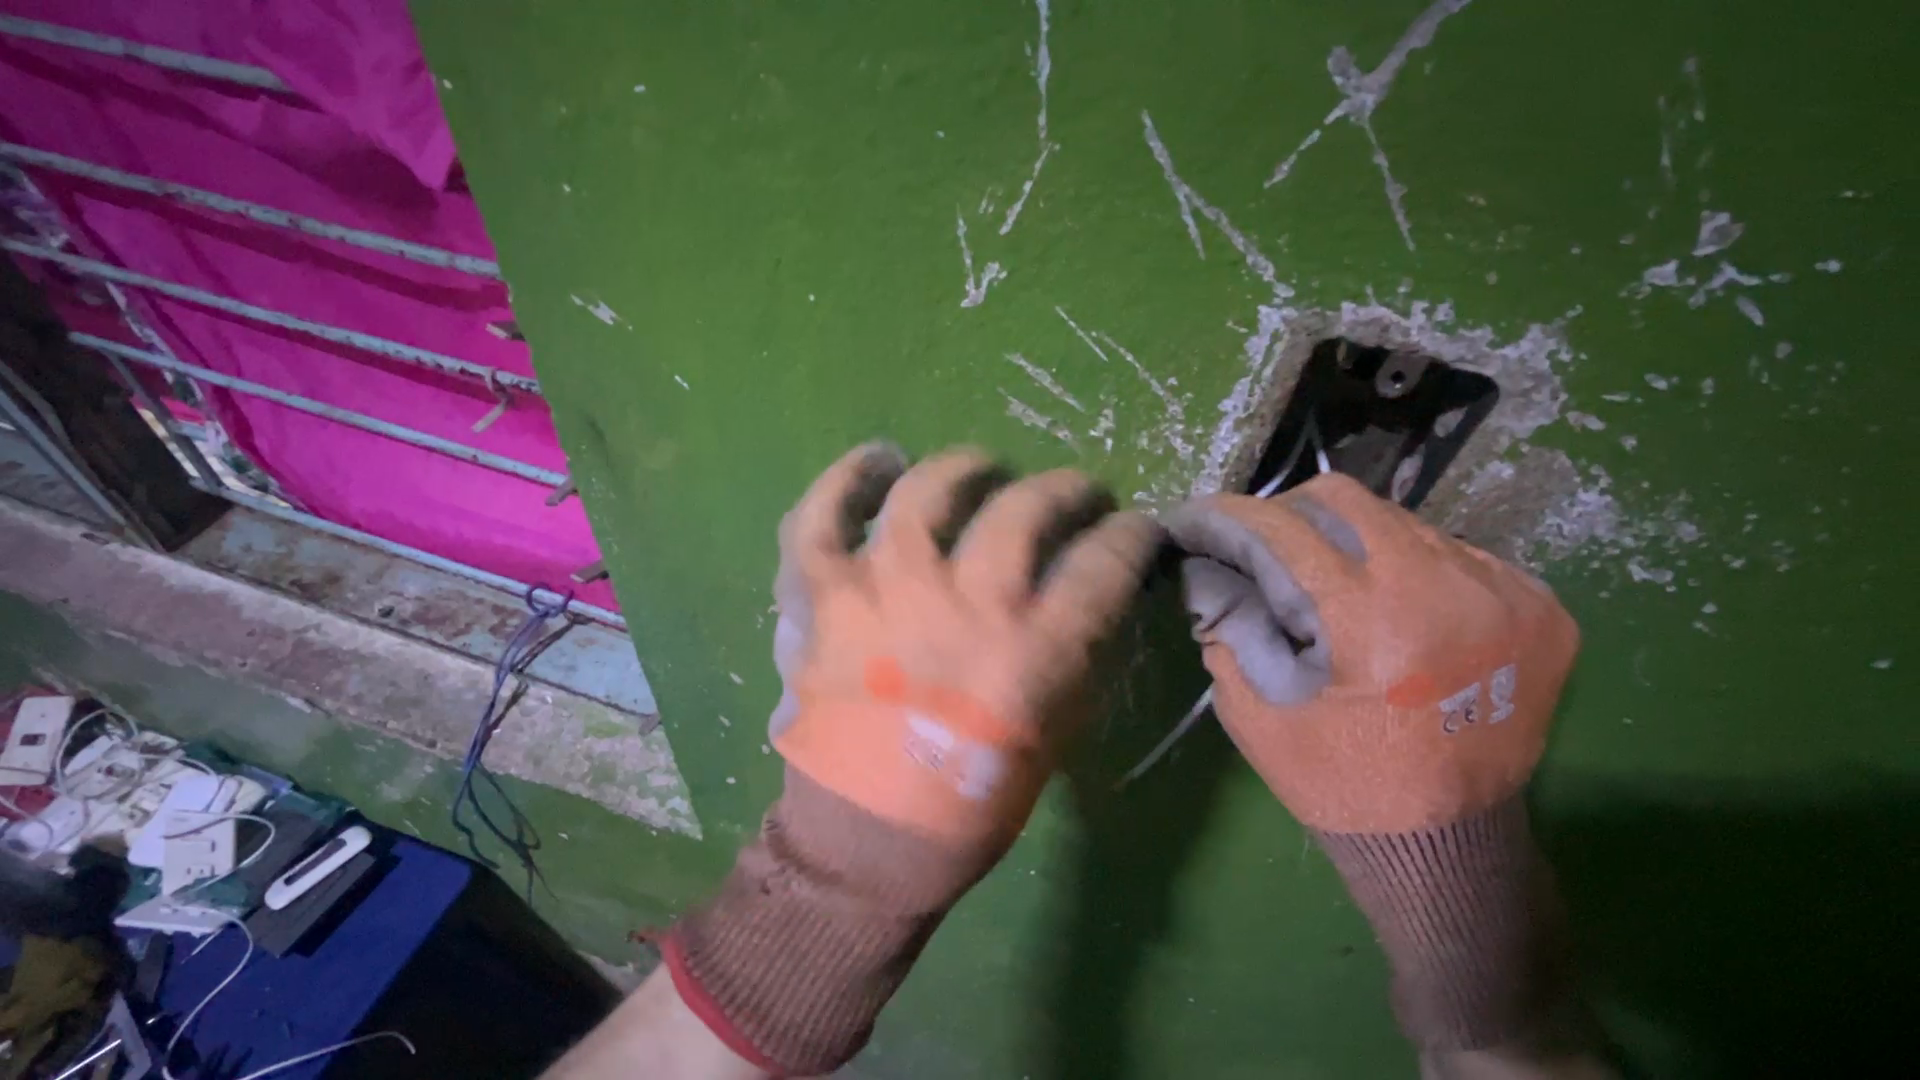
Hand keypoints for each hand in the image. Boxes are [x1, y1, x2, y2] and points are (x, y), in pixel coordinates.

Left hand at [769, 442, 1161, 846]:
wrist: (865, 839)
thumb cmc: (972, 797)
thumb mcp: (1057, 730)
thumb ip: (1079, 649)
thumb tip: (1093, 581)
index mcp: (1032, 654)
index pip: (1105, 561)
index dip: (1131, 534)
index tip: (1131, 527)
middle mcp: (960, 609)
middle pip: (1024, 509)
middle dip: (1063, 489)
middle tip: (1069, 495)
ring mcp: (880, 595)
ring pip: (925, 493)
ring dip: (962, 469)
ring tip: (977, 469)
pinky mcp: (819, 598)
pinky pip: (821, 516)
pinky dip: (844, 481)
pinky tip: (877, 464)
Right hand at [1166, 472, 1577, 834]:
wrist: (1447, 845)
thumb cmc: (1337, 780)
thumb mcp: (1256, 708)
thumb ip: (1226, 623)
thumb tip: (1206, 564)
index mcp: (1371, 618)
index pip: (1284, 528)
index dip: (1229, 516)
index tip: (1197, 519)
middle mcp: (1446, 586)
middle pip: (1344, 499)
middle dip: (1287, 512)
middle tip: (1263, 546)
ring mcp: (1504, 592)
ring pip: (1400, 522)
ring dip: (1350, 542)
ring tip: (1330, 584)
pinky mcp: (1540, 607)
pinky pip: (1452, 554)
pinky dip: (1408, 568)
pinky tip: (1393, 609)